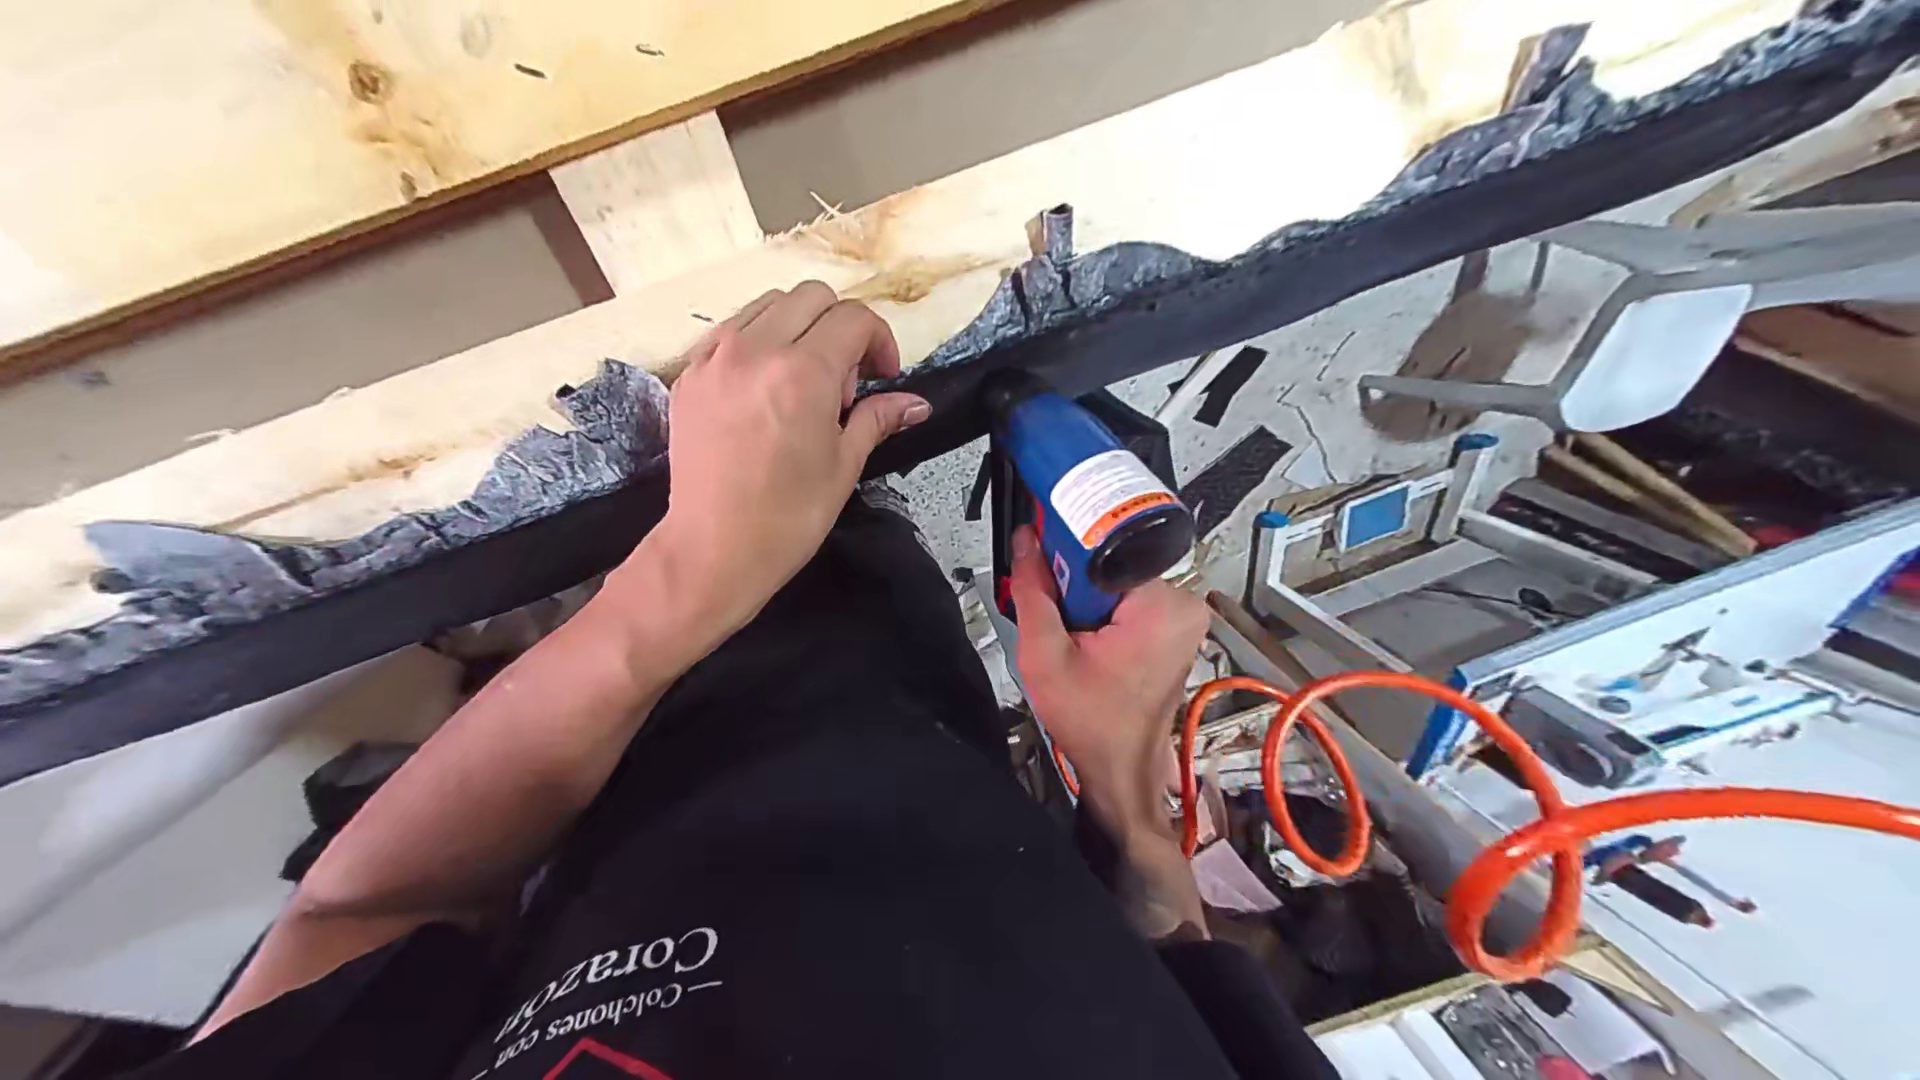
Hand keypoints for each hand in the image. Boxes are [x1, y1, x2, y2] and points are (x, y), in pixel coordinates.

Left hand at [627, 283, 928, 646]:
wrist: (714, 549)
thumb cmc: (790, 516)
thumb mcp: (844, 465)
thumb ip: (878, 419)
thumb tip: (917, 404)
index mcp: (803, 372)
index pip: (853, 318)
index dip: (880, 341)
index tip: (883, 376)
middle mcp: (755, 350)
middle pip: (811, 297)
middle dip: (841, 327)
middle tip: (843, 382)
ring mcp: (714, 358)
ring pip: (768, 304)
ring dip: (799, 328)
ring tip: (803, 382)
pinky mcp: (689, 375)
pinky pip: (730, 331)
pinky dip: (759, 342)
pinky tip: (766, 388)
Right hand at [1007, 526, 1206, 839]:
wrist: (1119, 766)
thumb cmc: (1091, 723)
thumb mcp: (1045, 656)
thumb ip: (1032, 590)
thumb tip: (1026, 539)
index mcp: (1161, 606)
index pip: (1102, 549)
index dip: (1063, 555)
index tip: (1041, 570)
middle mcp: (1182, 604)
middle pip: (1108, 563)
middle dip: (1073, 585)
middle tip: (1061, 624)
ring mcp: (1181, 615)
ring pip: (1113, 578)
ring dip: (1085, 599)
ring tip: (1075, 637)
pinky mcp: (1172, 625)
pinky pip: (1126, 596)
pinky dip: (1101, 609)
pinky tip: (1089, 639)